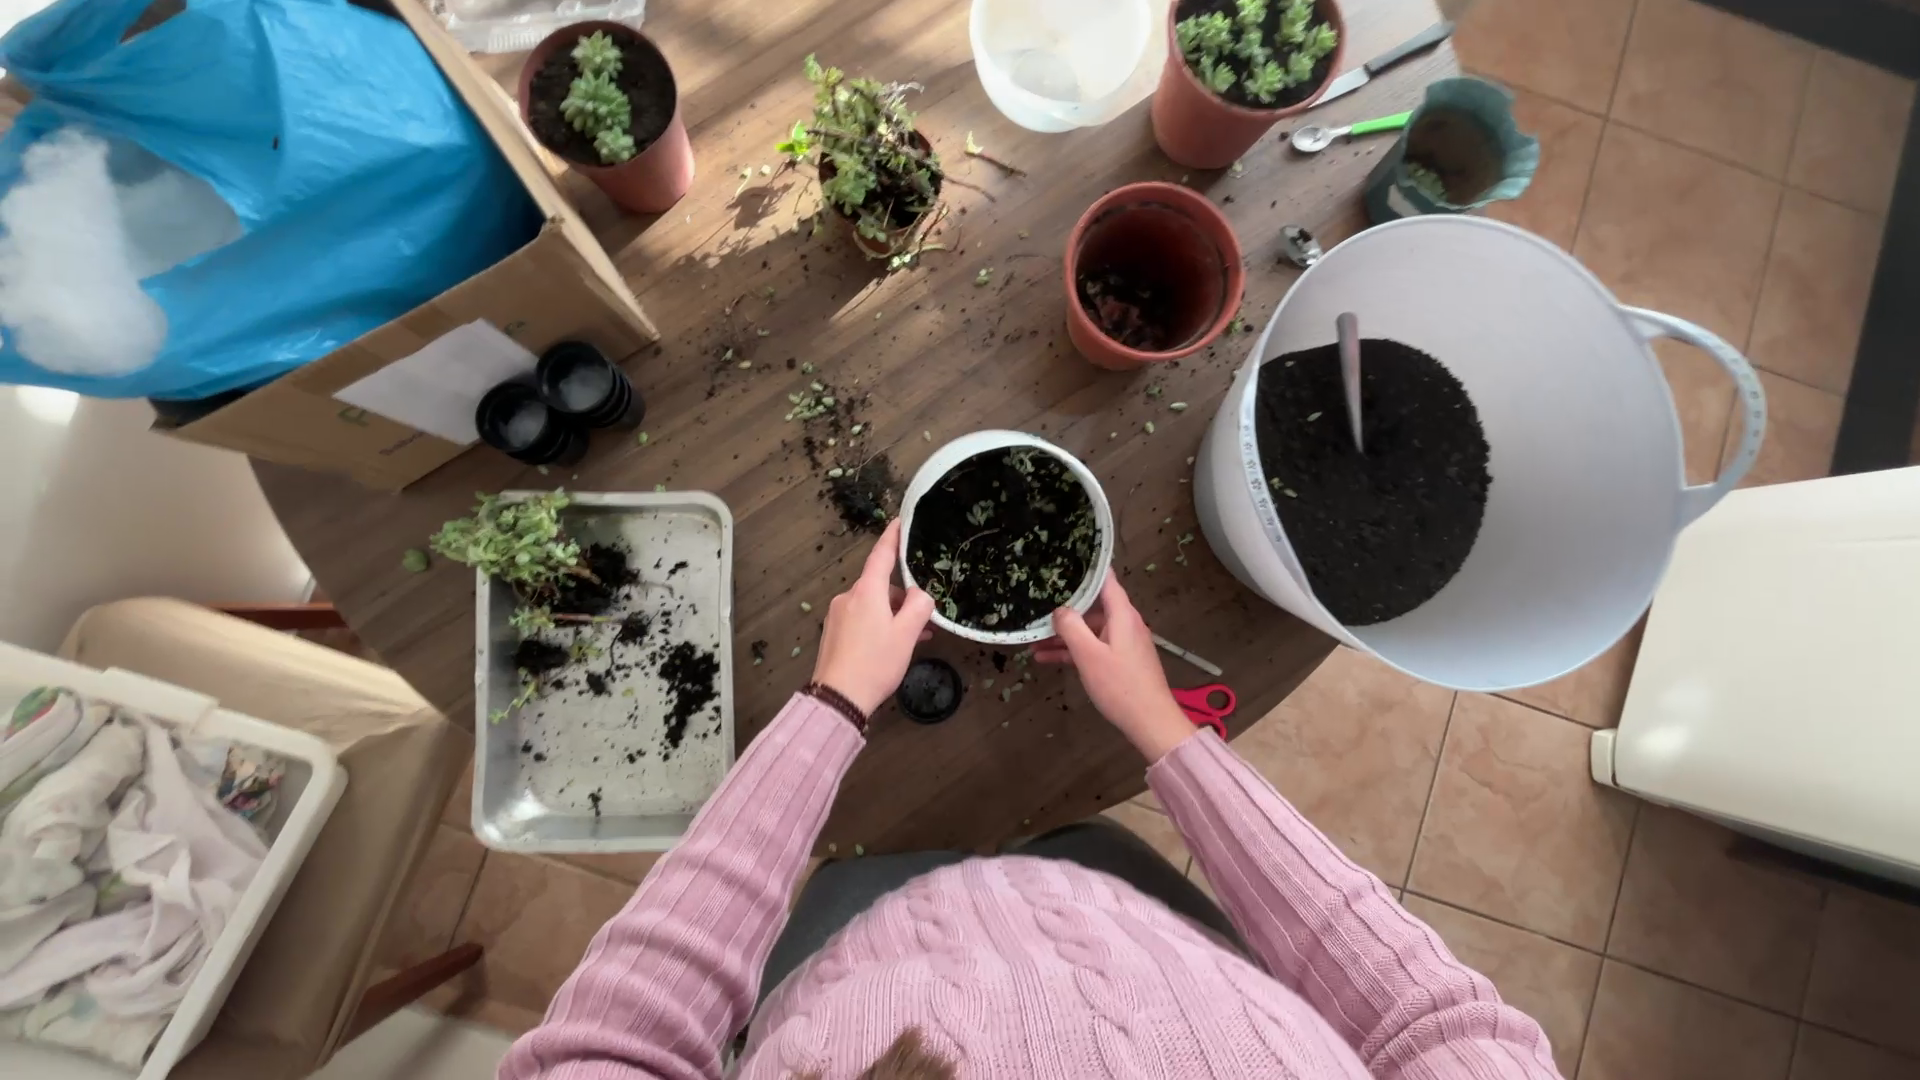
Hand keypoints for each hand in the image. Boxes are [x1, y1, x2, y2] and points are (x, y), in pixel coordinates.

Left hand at [812, 519, 935, 714]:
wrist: (838, 698)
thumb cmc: (875, 663)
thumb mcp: (906, 634)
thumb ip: (919, 607)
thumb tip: (920, 595)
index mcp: (866, 592)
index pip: (881, 554)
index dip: (893, 537)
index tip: (900, 521)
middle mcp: (849, 598)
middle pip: (880, 585)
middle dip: (902, 597)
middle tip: (924, 618)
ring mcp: (839, 616)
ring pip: (873, 606)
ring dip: (894, 616)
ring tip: (914, 638)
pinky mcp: (835, 634)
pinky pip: (863, 620)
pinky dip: (881, 626)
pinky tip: (895, 646)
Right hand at [1037, 573, 1195, 762]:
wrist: (1150, 722)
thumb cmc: (1120, 685)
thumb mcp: (1089, 655)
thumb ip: (1071, 627)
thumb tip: (1058, 609)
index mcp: (1122, 614)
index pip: (1104, 579)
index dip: (1085, 566)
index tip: (1063, 558)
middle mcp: (1124, 622)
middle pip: (1091, 606)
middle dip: (1063, 608)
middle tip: (1036, 603)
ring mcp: (1123, 642)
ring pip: (1088, 630)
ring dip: (1063, 635)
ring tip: (1032, 640)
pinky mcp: (1120, 660)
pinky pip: (1093, 646)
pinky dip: (1073, 650)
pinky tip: (1046, 658)